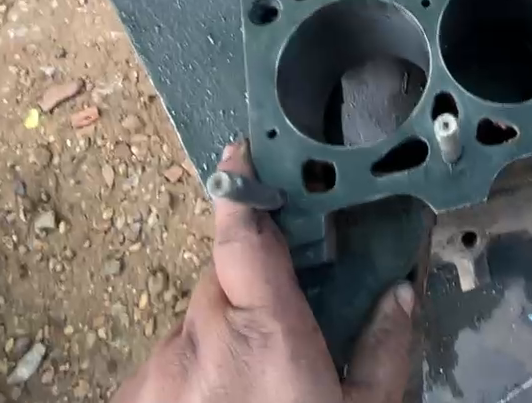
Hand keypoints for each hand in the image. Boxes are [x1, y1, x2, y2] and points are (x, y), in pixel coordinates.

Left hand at [112, 140, 414, 402]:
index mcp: (265, 334)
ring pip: (192, 322)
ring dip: (218, 334)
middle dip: (249, 287)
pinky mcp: (129, 399)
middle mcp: (200, 342)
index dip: (242, 189)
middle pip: (221, 280)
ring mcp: (154, 376)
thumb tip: (402, 290)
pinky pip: (165, 361)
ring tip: (246, 384)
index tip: (241, 152)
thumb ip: (384, 348)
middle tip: (280, 326)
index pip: (244, 239)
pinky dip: (188, 369)